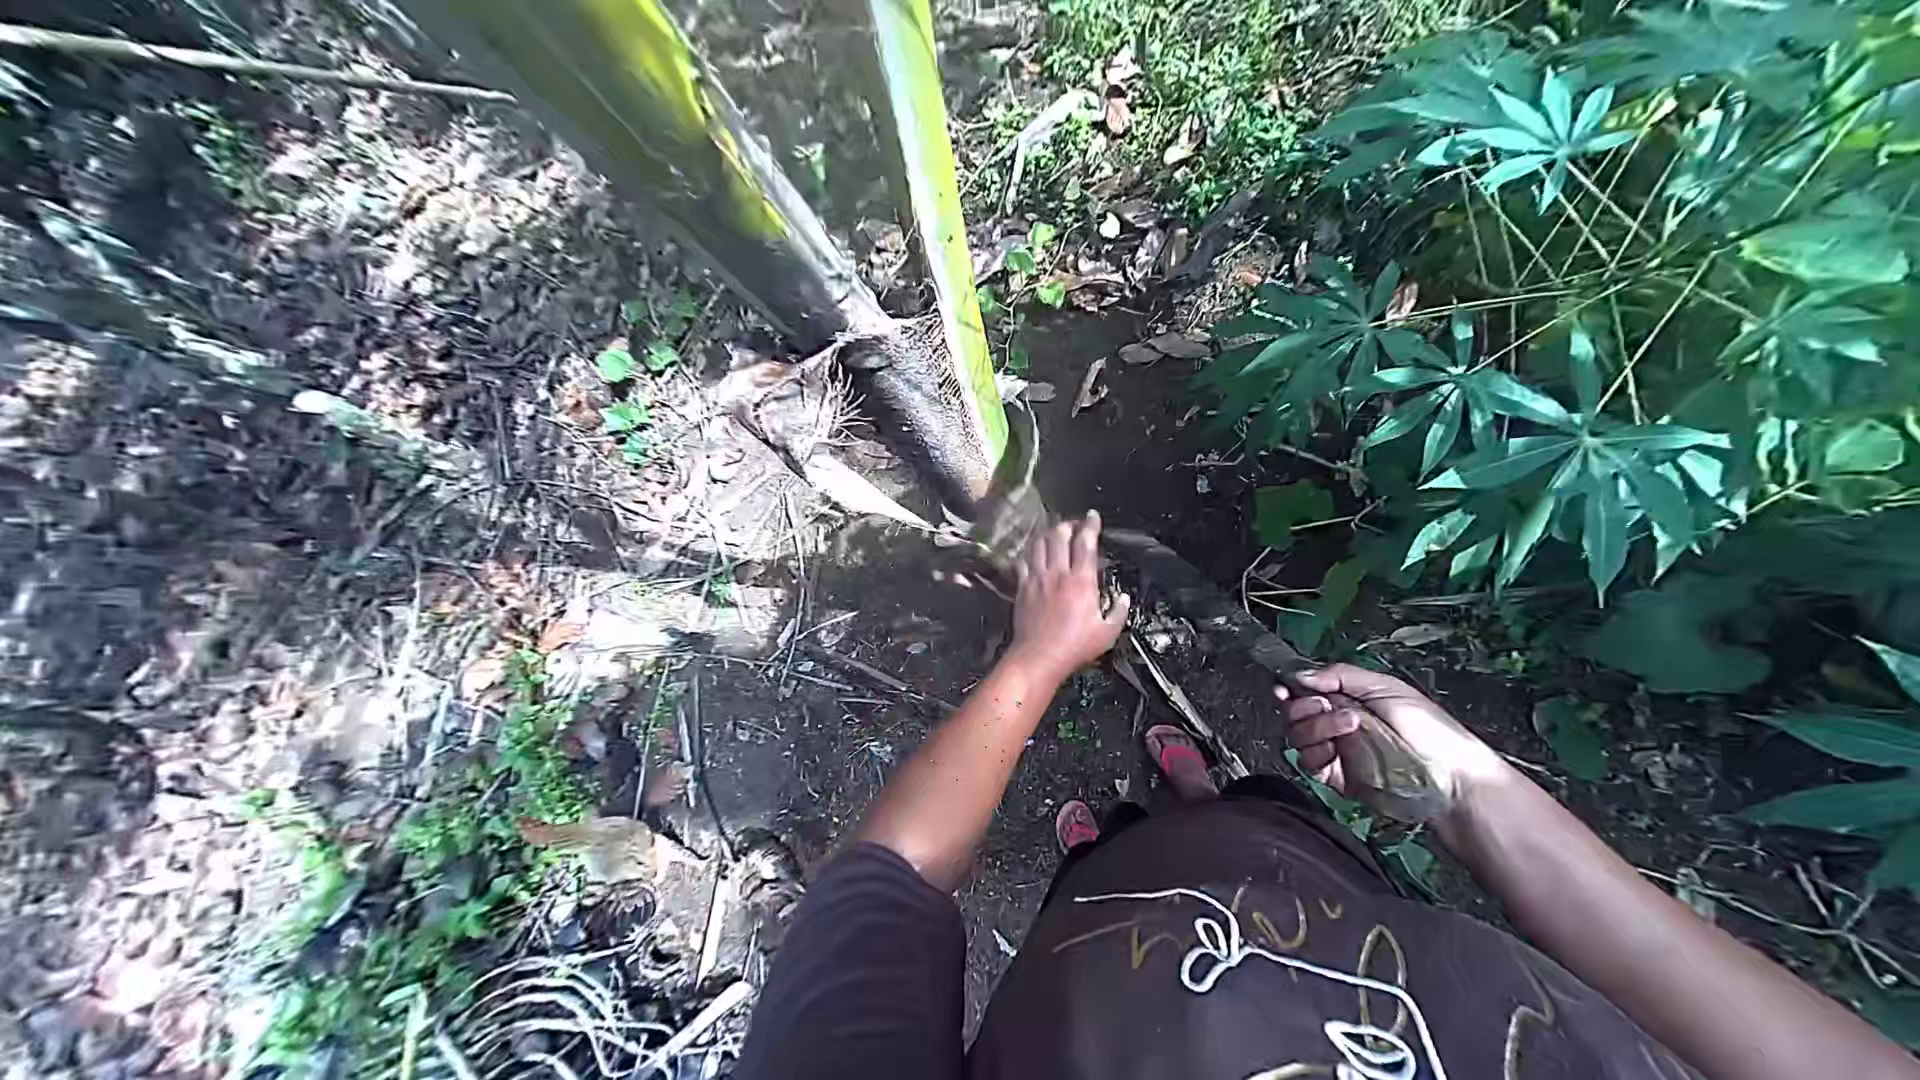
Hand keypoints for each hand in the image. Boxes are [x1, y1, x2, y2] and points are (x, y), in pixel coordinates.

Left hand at [1005, 510, 1129, 683]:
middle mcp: (1058, 574)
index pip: (1086, 543)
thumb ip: (1118, 612)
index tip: (1093, 517)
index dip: (1090, 526)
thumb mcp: (1107, 633)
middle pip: (1059, 536)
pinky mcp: (1022, 588)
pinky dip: (1030, 554)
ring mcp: (1037, 579)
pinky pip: (1023, 562)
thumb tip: (1123, 599)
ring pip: (1039, 545)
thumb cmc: (1074, 647)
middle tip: (1074, 525)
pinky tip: (1033, 555)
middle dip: (1068, 525)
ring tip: (1055, 533)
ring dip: (1048, 535)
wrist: (1039, 657)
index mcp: (1081, 581)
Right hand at [1275, 664, 1511, 821]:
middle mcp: (1334, 723)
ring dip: (1317, 727)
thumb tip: (1300, 674)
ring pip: (1297, 735)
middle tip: (1327, 705)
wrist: (1452, 778)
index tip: (1285, 689)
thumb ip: (1341, 675)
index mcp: (1345, 699)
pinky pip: (1307, 763)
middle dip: (1305, 706)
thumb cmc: (1431, 731)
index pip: (1302, 690)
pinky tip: (1338, 750)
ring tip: (1351, 725)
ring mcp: (1334, 750)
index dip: (1289, 688)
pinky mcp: (1336, 777)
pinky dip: (1317, 754)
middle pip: (1294, 712)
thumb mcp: (1388, 688)